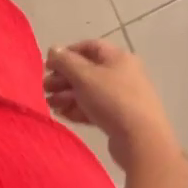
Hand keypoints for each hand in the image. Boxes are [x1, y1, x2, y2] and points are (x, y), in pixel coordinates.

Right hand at [44, 38, 179, 167]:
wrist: (141, 141)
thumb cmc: (111, 100)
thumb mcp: (83, 76)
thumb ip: (64, 61)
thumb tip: (54, 50)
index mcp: (118, 58)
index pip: (88, 46)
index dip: (66, 53)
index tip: (49, 66)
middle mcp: (122, 73)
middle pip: (85, 70)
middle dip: (62, 78)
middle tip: (46, 88)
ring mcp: (123, 96)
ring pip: (88, 91)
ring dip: (66, 96)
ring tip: (52, 105)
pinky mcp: (121, 116)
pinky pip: (95, 107)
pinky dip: (78, 109)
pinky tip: (65, 115)